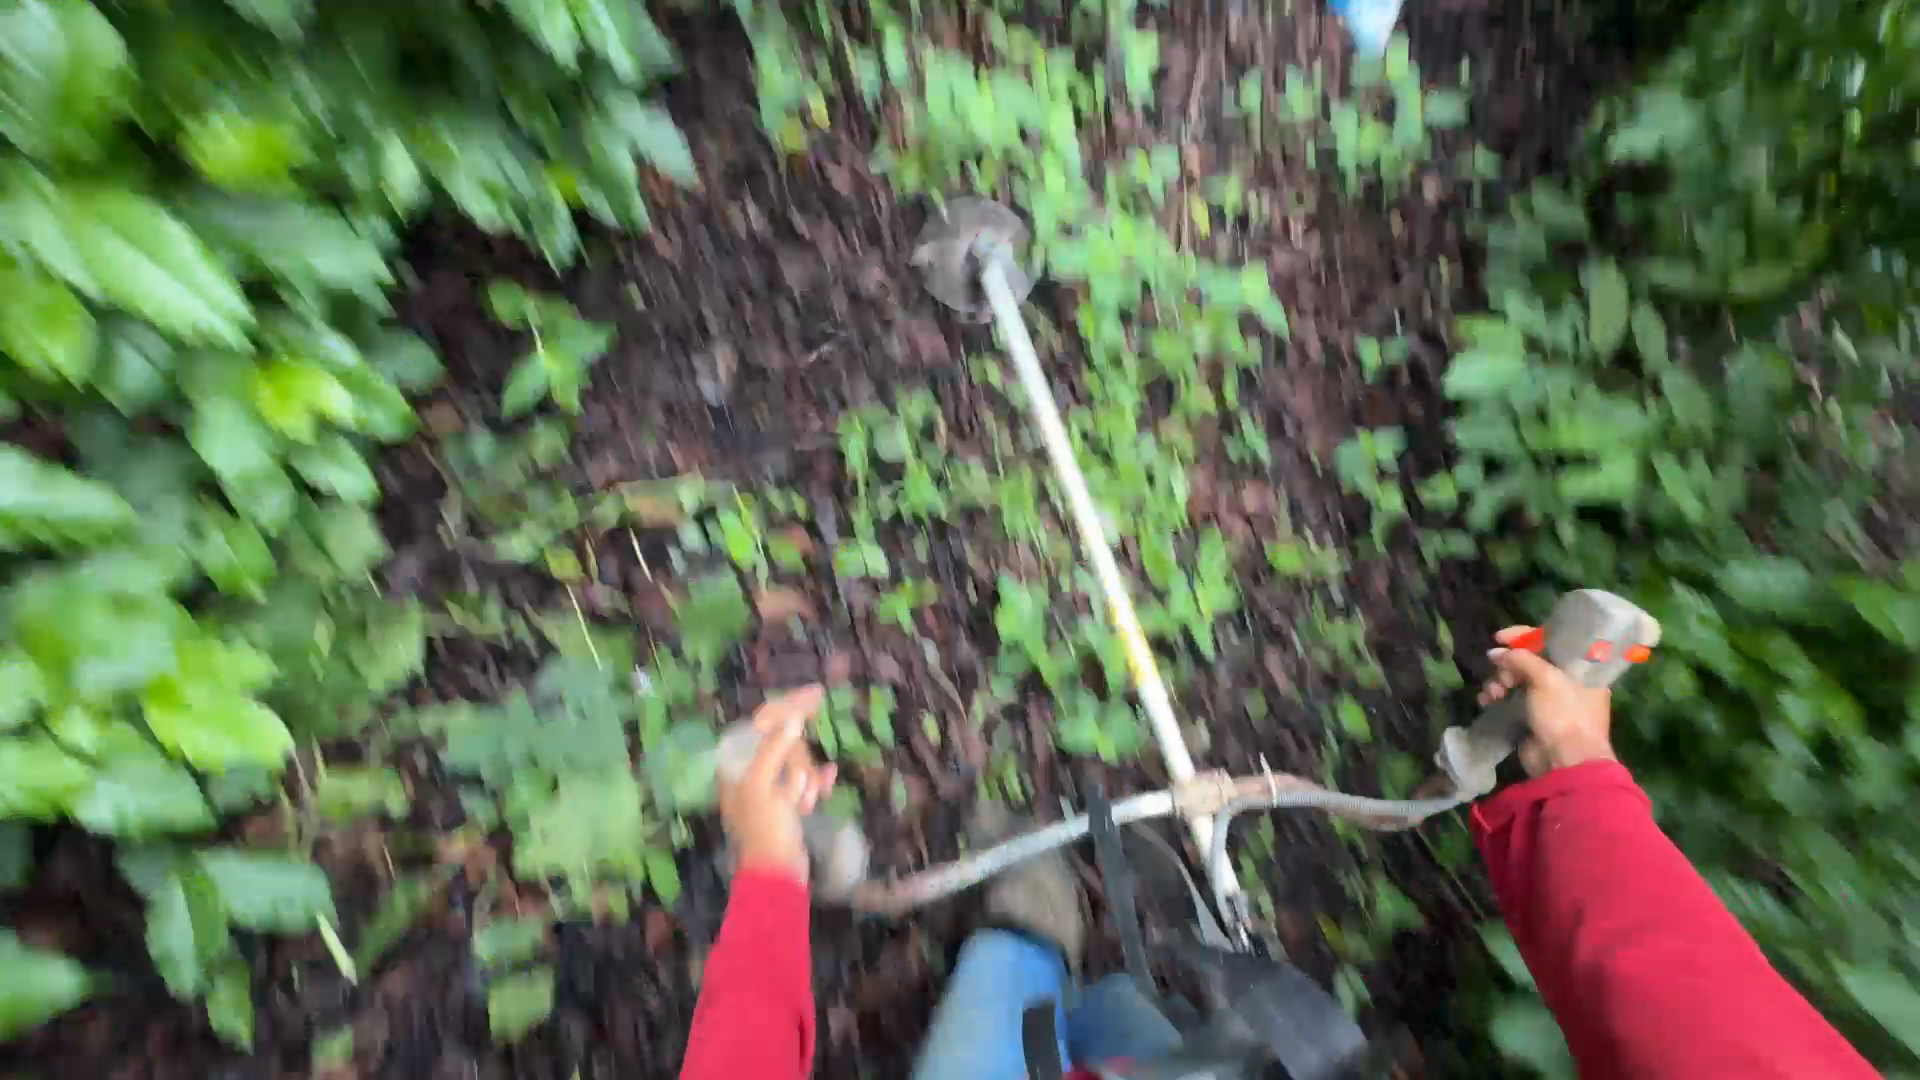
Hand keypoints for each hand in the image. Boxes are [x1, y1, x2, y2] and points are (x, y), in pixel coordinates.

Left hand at [719, 685, 837, 881]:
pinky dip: (816, 780)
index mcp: (736, 763)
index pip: (764, 721)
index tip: (817, 694)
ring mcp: (768, 786)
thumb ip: (775, 749)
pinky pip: (805, 778)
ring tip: (810, 801)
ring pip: (797, 761)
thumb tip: (793, 717)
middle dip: (800, 761)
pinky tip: (826, 785)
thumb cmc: (764, 830)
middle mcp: (748, 770)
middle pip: (785, 742)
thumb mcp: (763, 786)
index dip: (790, 705)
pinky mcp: (785, 801)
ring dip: (808, 777)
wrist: (777, 876)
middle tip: (806, 785)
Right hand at [1478, 625, 1616, 775]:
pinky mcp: (1532, 715)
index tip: (1499, 638)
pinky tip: (1486, 702)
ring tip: (1493, 694)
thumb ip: (1521, 659)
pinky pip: (1509, 697)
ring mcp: (1548, 700)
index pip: (1552, 641)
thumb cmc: (1564, 715)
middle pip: (1529, 661)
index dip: (1525, 636)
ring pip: (1515, 679)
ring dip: (1498, 682)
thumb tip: (1496, 653)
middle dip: (1508, 665)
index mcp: (1581, 671)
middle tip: (1502, 676)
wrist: (1565, 761)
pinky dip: (1496, 697)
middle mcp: (1566, 682)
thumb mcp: (1546, 679)